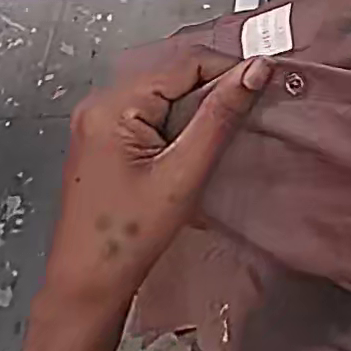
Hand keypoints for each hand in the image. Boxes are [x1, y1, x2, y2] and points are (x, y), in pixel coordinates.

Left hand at [36, 47, 272, 319]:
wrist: (86, 287)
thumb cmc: (131, 236)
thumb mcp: (184, 172)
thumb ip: (221, 115)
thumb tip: (255, 69)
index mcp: (112, 105)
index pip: (185, 63)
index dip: (229, 68)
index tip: (263, 85)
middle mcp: (100, 102)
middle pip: (174, 71)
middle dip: (216, 84)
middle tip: (250, 106)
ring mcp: (100, 118)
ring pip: (167, 88)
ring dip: (202, 100)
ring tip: (229, 123)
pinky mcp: (107, 135)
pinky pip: (154, 107)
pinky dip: (183, 115)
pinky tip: (200, 137)